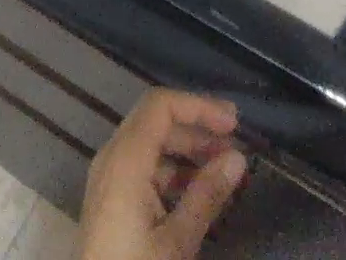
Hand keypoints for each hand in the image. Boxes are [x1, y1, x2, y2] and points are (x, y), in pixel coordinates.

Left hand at [79, 89, 248, 259]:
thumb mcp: (177, 241)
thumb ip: (206, 195)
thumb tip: (237, 158)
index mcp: (125, 159)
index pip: (160, 105)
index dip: (198, 105)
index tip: (234, 123)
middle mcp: (112, 157)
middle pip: (155, 119)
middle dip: (197, 126)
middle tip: (234, 146)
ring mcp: (108, 175)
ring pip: (150, 142)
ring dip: (187, 149)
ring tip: (223, 170)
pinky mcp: (110, 195)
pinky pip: (143, 164)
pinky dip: (172, 168)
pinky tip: (197, 191)